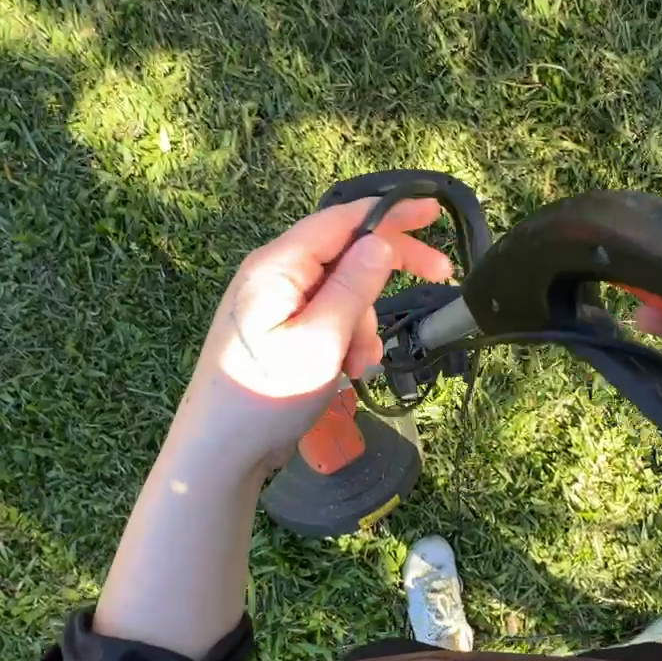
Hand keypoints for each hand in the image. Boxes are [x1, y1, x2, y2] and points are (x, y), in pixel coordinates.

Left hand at [166, 196, 453, 475]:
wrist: (220, 450)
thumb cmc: (267, 397)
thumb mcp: (320, 341)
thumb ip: (353, 288)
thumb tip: (380, 242)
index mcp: (279, 265)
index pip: (342, 220)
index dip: (390, 213)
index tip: (433, 211)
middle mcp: (275, 273)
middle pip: (345, 251)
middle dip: (388, 271)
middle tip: (441, 276)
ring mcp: (276, 302)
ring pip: (342, 290)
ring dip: (363, 322)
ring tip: (359, 364)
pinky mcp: (281, 328)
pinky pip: (327, 316)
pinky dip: (347, 337)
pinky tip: (349, 368)